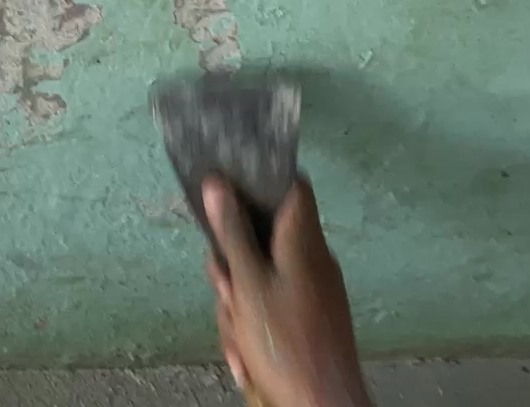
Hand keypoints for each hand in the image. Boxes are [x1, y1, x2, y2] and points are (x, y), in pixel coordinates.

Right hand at [204, 177, 371, 406]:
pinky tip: (245, 352)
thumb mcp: (248, 284)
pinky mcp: (308, 319)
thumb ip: (232, 232)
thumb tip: (217, 181)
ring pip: (259, 273)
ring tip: (238, 332)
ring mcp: (313, 291)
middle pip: (263, 235)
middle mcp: (313, 259)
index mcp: (304, 241)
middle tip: (225, 286)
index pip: (291, 185)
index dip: (261, 177)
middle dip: (233, 260)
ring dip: (238, 299)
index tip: (228, 184)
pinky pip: (270, 302)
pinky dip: (252, 321)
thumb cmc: (286, 343)